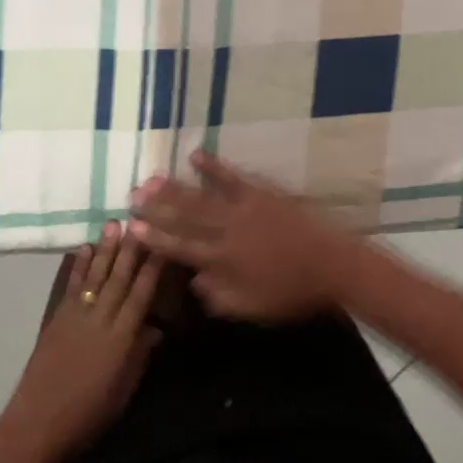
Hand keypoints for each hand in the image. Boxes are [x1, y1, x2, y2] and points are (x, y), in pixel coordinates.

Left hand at [0, 223, 163, 462]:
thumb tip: (155, 328)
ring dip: (106, 249)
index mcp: (122, 339)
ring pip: (95, 276)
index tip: (162, 241)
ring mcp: (76, 316)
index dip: (152, 267)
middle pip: (119, 278)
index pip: (141, 295)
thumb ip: (139, 356)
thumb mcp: (123, 391)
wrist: (37, 423)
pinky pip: (71, 286)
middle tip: (139, 218)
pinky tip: (85, 248)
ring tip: (114, 223)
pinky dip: (78, 266)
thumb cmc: (88, 414)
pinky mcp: (56, 318)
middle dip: (131, 248)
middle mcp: (100, 320)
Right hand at [130, 150, 360, 321]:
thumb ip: (220, 296)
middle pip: (185, 217)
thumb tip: (193, 280)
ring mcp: (243, 208)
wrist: (330, 264)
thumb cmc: (292, 292)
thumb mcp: (253, 307)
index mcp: (223, 261)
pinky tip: (195, 154)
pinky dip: (212, 165)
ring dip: (175, 187)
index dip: (156, 239)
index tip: (132, 229)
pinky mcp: (260, 193)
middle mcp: (227, 231)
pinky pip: (231, 177)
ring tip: (151, 179)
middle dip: (157, 208)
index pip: (181, 248)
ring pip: (202, 196)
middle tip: (132, 197)